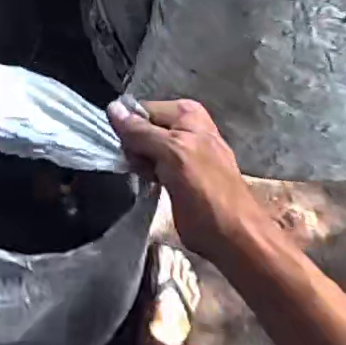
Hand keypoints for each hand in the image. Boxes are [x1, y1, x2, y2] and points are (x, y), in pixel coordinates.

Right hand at [106, 99, 272, 268]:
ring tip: (156, 180)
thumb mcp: (171, 153)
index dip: (131, 131)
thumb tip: (112, 108)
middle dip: (137, 150)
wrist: (233, 236)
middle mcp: (185, 126)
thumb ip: (140, 131)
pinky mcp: (180, 173)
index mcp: (186, 113)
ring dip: (142, 166)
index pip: (140, 110)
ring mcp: (183, 150)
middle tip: (150, 170)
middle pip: (141, 129)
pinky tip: (158, 186)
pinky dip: (149, 175)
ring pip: (144, 150)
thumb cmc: (205, 192)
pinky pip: (152, 166)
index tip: (135, 152)